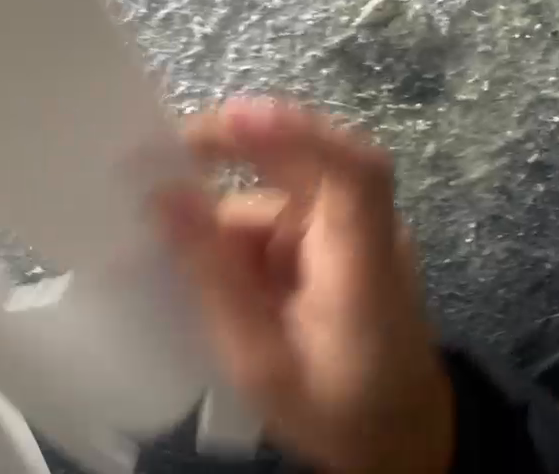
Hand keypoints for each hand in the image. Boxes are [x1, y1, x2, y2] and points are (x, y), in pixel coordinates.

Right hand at [156, 97, 454, 473]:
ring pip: (272, 185)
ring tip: (173, 248)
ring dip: (222, 212)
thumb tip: (162, 195)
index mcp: (364, 264)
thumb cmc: (337, 416)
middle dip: (229, 144)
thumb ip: (213, 277)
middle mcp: (362, 229)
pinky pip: (271, 209)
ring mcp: (347, 229)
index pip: (353, 171)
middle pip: (305, 153)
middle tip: (159, 156)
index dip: (295, 130)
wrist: (399, 447)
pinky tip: (208, 269)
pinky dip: (233, 233)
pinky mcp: (330, 236)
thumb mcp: (260, 363)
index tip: (230, 119)